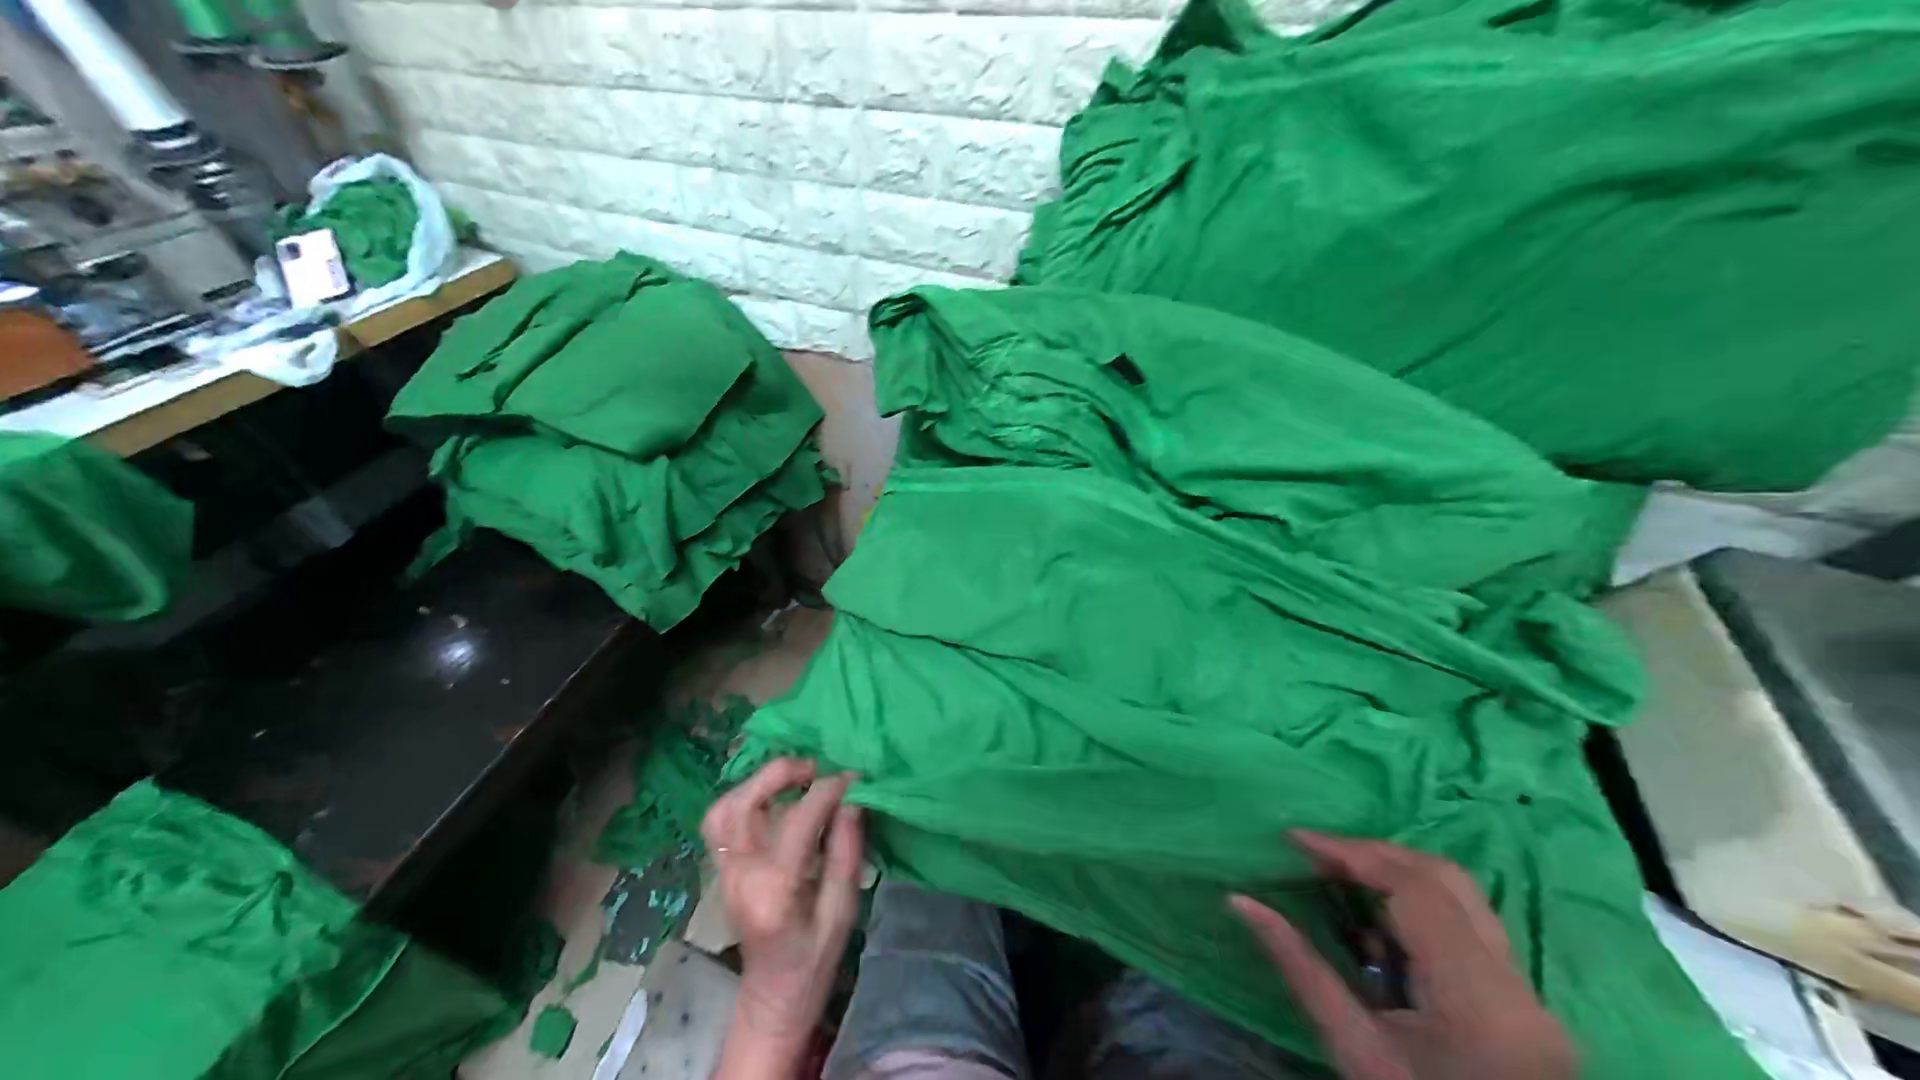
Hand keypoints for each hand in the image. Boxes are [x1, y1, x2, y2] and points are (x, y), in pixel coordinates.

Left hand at [703, 758, 864, 1046]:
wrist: (774, 994)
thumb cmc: (815, 958)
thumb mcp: (842, 910)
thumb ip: (846, 852)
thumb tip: (853, 800)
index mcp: (774, 890)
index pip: (799, 820)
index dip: (829, 790)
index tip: (855, 777)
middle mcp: (740, 875)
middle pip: (746, 804)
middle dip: (782, 773)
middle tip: (818, 767)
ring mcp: (724, 871)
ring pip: (725, 807)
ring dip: (759, 782)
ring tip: (796, 776)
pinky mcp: (722, 868)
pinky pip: (721, 820)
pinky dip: (745, 797)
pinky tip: (774, 796)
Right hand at [1231, 832, 1575, 1079]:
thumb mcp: (1353, 1050)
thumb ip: (1301, 968)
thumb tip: (1241, 902)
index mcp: (1478, 997)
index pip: (1416, 889)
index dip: (1353, 852)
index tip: (1295, 840)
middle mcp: (1517, 984)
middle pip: (1446, 878)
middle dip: (1374, 853)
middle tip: (1316, 852)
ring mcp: (1529, 993)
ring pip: (1462, 895)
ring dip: (1396, 873)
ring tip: (1339, 874)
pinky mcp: (1524, 1002)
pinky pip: (1466, 923)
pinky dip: (1416, 903)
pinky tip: (1376, 919)